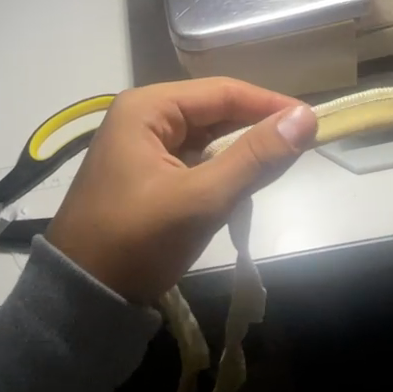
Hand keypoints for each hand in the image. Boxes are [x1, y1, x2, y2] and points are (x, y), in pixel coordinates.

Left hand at [46, 78, 317, 303]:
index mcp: (147, 108)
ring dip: (237, 155)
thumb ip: (254, 158)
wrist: (80, 299)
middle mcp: (142, 116)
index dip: (268, 104)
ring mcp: (140, 145)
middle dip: (254, 130)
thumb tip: (305, 118)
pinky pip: (193, 160)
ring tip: (274, 171)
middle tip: (300, 150)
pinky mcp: (144, 173)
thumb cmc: (136, 241)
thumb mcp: (201, 199)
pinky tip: (239, 190)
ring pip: (206, 138)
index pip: (222, 92)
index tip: (312, 121)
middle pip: (213, 112)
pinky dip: (218, 173)